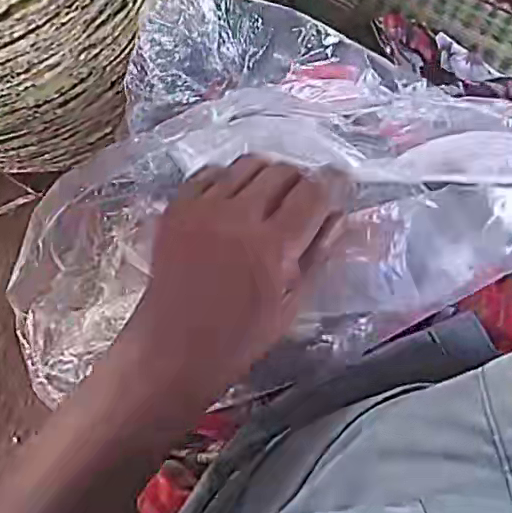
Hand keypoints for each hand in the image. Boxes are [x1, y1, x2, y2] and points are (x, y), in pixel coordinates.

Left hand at [117, 157, 347, 400]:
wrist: (174, 348)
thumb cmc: (240, 335)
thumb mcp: (291, 302)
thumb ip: (317, 253)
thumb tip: (337, 215)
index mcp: (273, 245)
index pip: (313, 192)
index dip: (332, 183)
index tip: (338, 183)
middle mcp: (239, 217)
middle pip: (282, 171)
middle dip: (300, 180)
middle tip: (302, 198)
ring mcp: (203, 208)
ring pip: (248, 164)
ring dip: (267, 174)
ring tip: (268, 195)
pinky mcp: (177, 208)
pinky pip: (210, 172)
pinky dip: (229, 179)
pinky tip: (232, 199)